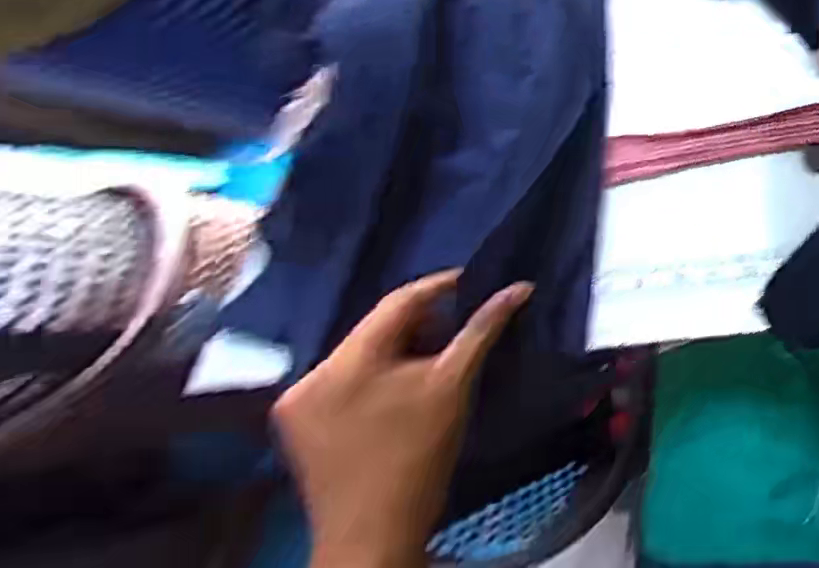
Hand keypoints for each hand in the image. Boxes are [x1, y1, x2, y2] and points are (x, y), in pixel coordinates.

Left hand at [272, 271, 532, 567]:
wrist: (374, 537)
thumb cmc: (418, 452)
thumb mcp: (456, 381)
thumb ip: (484, 327)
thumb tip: (520, 286)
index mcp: (342, 364)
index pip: (397, 302)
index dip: (441, 286)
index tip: (477, 281)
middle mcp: (310, 377)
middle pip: (379, 327)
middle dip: (426, 322)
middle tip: (465, 327)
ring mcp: (299, 404)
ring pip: (366, 352)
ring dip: (407, 346)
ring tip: (443, 356)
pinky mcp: (301, 426)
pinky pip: (351, 377)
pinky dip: (384, 371)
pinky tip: (410, 384)